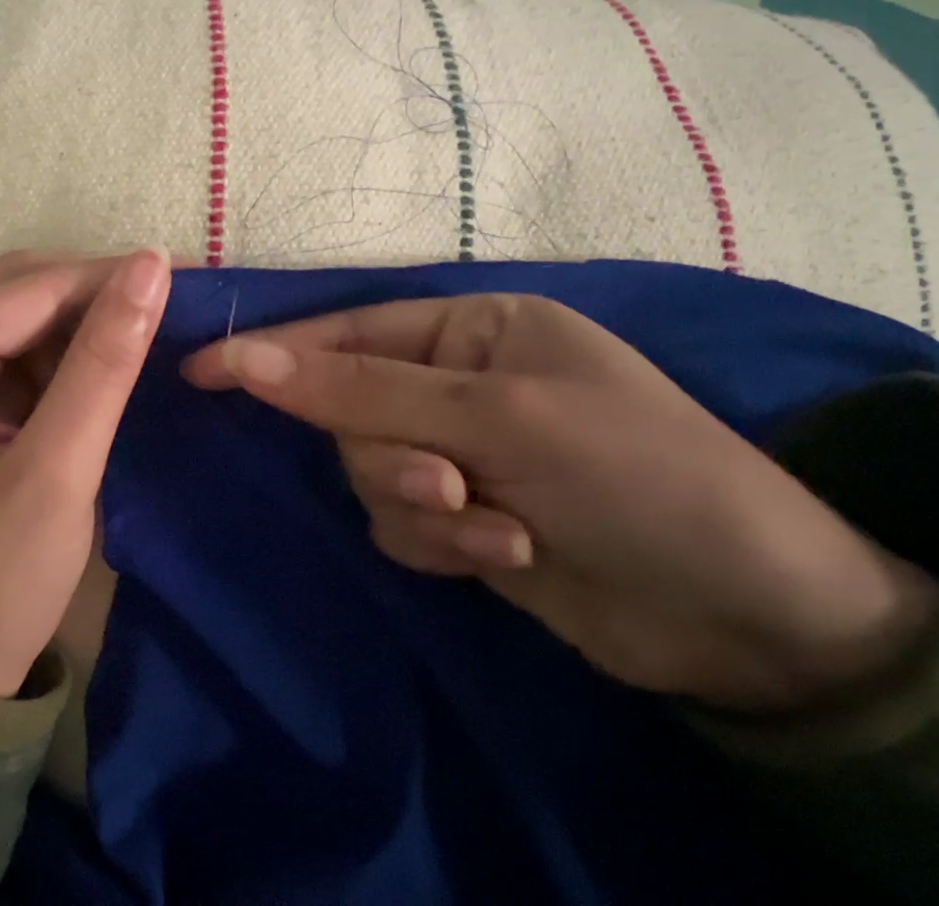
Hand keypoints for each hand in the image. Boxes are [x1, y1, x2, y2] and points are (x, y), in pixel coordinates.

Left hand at [0, 249, 169, 697]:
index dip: (102, 277)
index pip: (21, 291)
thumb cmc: (2, 581)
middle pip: (6, 288)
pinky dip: (52, 350)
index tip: (182, 274)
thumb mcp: (60, 473)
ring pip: (6, 310)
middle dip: (85, 293)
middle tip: (162, 307)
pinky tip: (90, 372)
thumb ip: (103, 367)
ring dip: (70, 319)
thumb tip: (150, 267)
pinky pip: (2, 345)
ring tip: (132, 341)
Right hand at [183, 293, 938, 711]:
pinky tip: (510, 555)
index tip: (197, 374)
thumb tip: (242, 357)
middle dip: (390, 458)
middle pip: (352, 414)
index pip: (347, 332)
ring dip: (424, 509)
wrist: (741, 611)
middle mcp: (461, 383)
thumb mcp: (495, 415)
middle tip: (448, 485)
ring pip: (372, 476)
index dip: (273, 354)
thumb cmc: (632, 473)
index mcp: (475, 327)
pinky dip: (445, 545)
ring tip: (498, 529)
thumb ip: (360, 389)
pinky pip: (403, 526)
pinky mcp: (467, 519)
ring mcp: (463, 454)